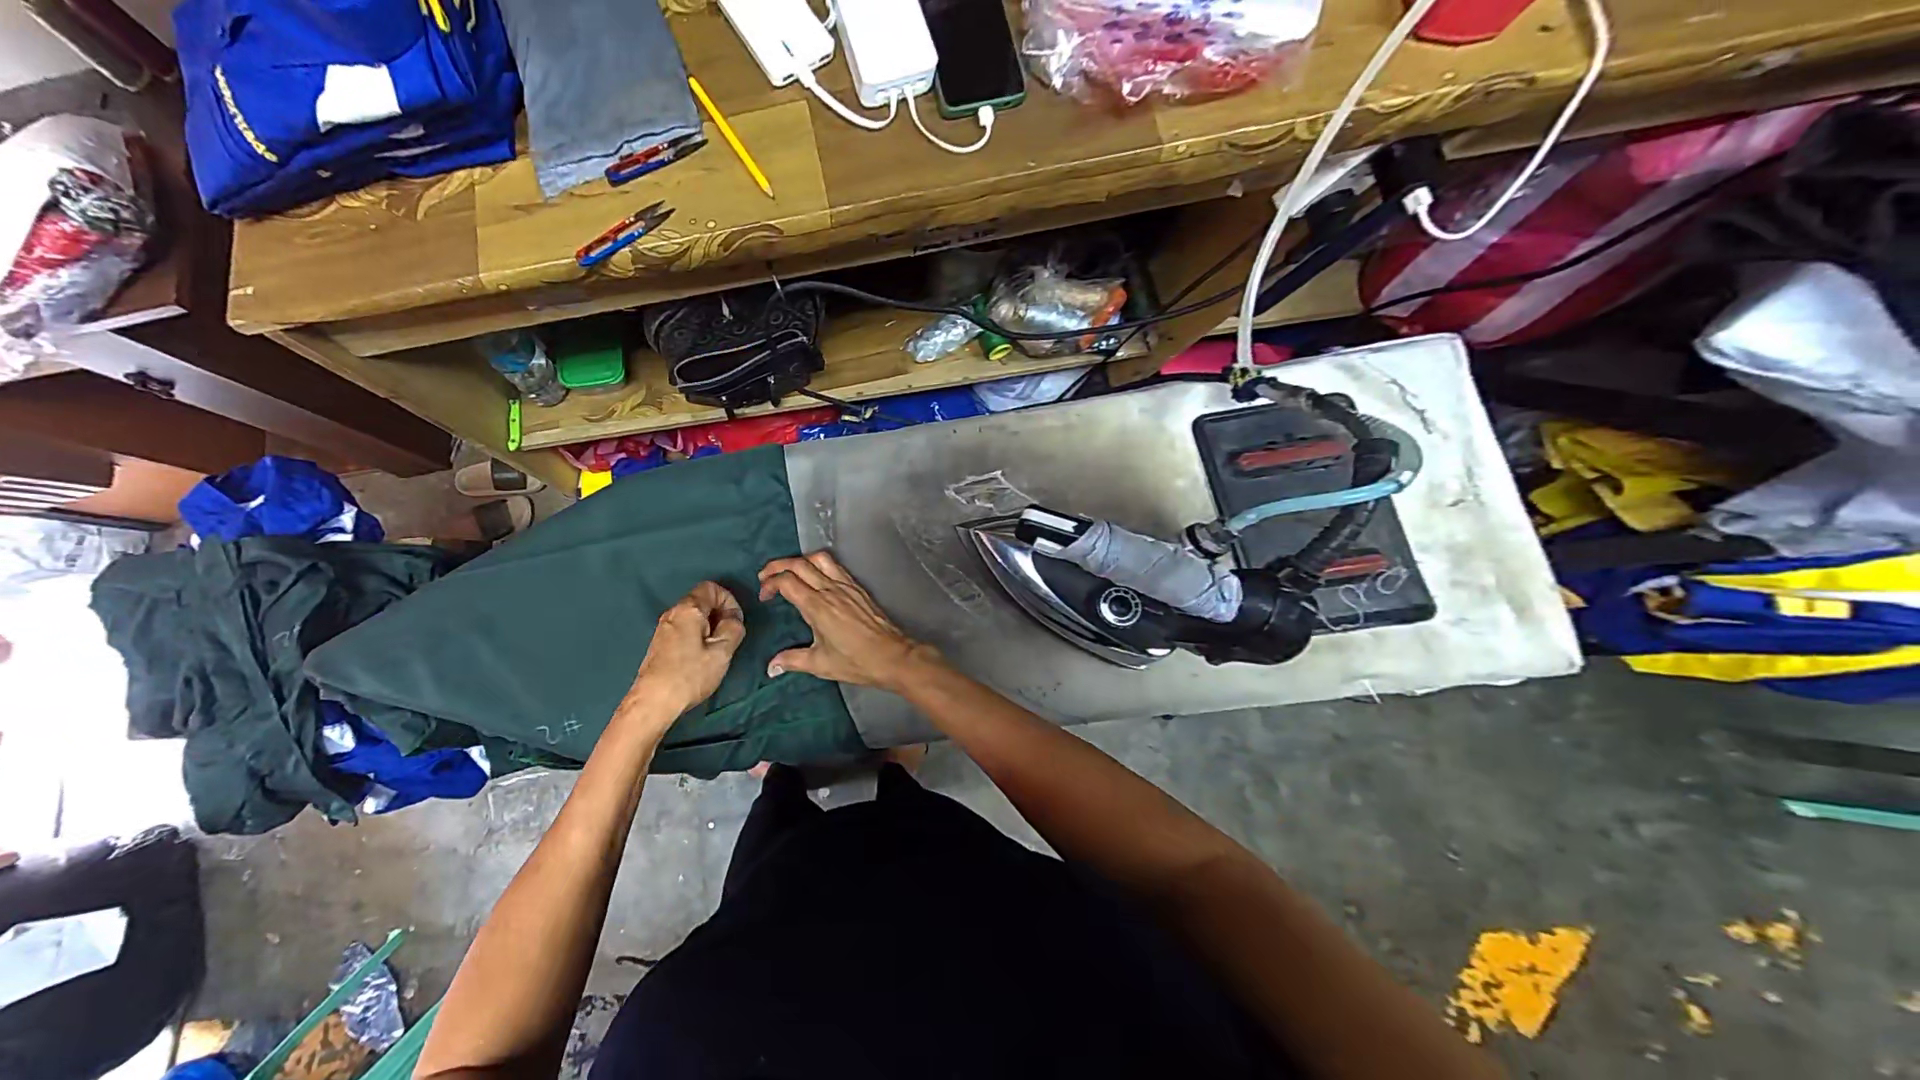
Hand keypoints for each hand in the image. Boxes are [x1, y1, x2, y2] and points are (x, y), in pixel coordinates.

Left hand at [625, 581, 746, 720]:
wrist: (653, 702)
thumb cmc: (690, 674)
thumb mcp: (722, 651)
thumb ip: (733, 629)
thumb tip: (732, 620)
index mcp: (687, 609)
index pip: (711, 587)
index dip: (729, 600)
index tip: (735, 622)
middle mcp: (671, 613)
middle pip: (701, 601)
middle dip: (720, 614)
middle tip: (729, 638)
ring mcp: (663, 629)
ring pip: (693, 617)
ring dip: (709, 627)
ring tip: (716, 651)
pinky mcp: (659, 644)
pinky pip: (684, 630)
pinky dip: (697, 636)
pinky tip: (701, 658)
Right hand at [758, 551, 937, 691]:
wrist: (893, 656)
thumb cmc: (857, 661)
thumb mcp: (820, 664)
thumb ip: (792, 660)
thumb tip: (771, 666)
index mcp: (817, 606)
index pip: (787, 581)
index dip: (770, 583)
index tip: (765, 596)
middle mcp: (831, 590)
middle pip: (799, 564)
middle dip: (777, 566)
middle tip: (765, 577)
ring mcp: (846, 586)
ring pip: (819, 559)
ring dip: (799, 560)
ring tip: (789, 571)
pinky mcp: (858, 588)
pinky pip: (835, 566)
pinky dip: (819, 564)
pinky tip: (816, 577)